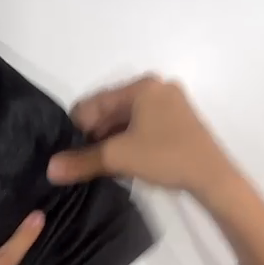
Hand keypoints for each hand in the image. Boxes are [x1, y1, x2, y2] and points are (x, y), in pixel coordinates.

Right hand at [46, 75, 236, 194]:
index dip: (77, 127)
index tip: (68, 151)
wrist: (213, 177)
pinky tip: (122, 160)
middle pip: (110, 109)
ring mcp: (171, 104)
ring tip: (100, 163)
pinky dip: (128, 140)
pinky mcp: (179, 121)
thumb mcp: (118, 157)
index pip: (94, 102)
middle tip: (82, 159)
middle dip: (94, 134)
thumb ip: (81, 161)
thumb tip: (50, 169)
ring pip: (126, 119)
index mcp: (142, 86)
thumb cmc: (164, 156)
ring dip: (110, 139)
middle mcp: (157, 88)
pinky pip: (142, 126)